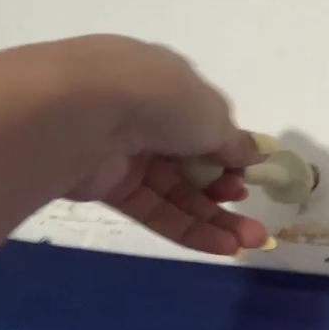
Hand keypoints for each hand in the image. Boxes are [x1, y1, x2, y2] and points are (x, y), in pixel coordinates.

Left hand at [40, 35, 269, 255]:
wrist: (76, 114)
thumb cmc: (157, 98)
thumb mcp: (213, 114)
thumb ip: (234, 140)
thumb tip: (251, 154)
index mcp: (168, 83)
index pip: (204, 122)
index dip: (229, 152)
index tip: (249, 174)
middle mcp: (144, 114)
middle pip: (193, 162)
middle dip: (226, 190)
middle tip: (252, 214)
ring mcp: (123, 152)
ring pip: (177, 192)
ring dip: (216, 218)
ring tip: (252, 242)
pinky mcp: (106, 186)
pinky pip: (155, 210)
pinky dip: (190, 229)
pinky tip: (224, 246)